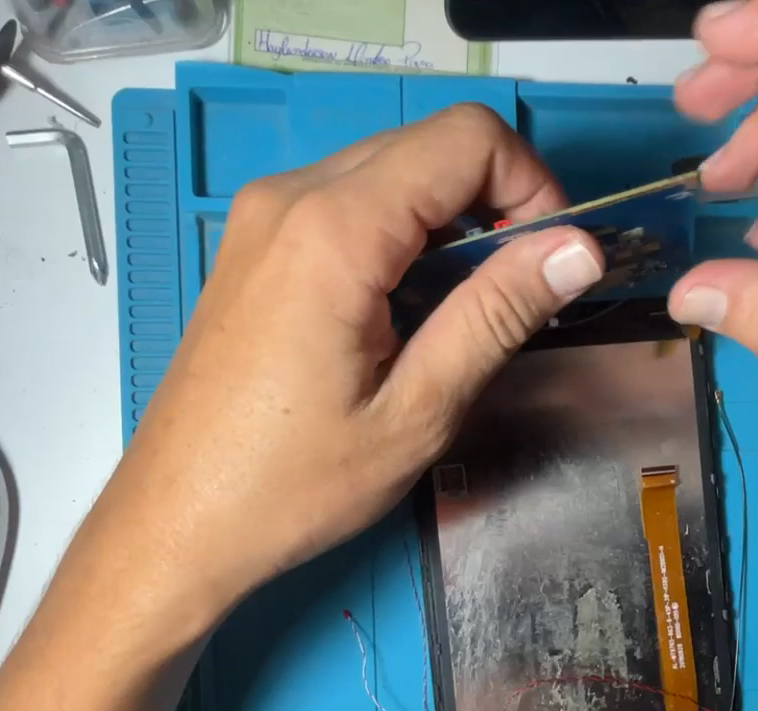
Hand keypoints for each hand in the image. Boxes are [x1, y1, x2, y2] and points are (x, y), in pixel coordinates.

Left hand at [78, 105, 603, 621]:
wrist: (179, 523)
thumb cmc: (293, 485)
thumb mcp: (415, 411)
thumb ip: (497, 316)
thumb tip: (578, 250)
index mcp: (334, 230)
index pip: (465, 140)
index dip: (532, 186)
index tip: (550, 260)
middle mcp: (288, 200)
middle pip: (427, 149)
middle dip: (494, 206)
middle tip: (515, 297)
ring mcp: (260, 222)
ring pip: (387, 177)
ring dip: (445, 229)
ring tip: (458, 319)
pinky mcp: (252, 252)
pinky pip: (344, 209)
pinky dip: (396, 242)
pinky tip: (401, 317)